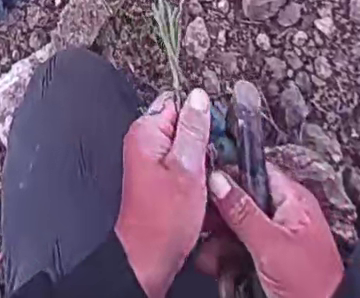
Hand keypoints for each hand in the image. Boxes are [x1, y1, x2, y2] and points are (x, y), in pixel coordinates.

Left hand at [114, 88, 212, 297]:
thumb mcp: (187, 168)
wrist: (148, 262)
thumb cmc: (162, 221)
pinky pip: (183, 164)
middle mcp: (145, 141)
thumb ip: (193, 129)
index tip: (214, 135)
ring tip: (206, 181)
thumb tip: (199, 96)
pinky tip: (202, 191)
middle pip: (183, 123)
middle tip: (211, 164)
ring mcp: (151, 160)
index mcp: (147, 130)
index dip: (201, 116)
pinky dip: (195, 175)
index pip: (179, 102)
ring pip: (187, 146)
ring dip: (201, 161)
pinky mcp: (158, 178)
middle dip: (203, 141)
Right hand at [207, 164, 344, 297]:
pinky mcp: (274, 262)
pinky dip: (229, 257)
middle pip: (243, 200)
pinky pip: (245, 250)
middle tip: (200, 222)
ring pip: (241, 228)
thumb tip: (219, 179)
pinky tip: (214, 265)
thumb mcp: (270, 246)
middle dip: (220, 214)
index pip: (255, 170)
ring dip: (220, 239)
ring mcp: (280, 240)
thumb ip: (242, 212)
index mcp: (292, 199)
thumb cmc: (313, 288)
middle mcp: (286, 214)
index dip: (229, 172)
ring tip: (205, 252)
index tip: (205, 180)